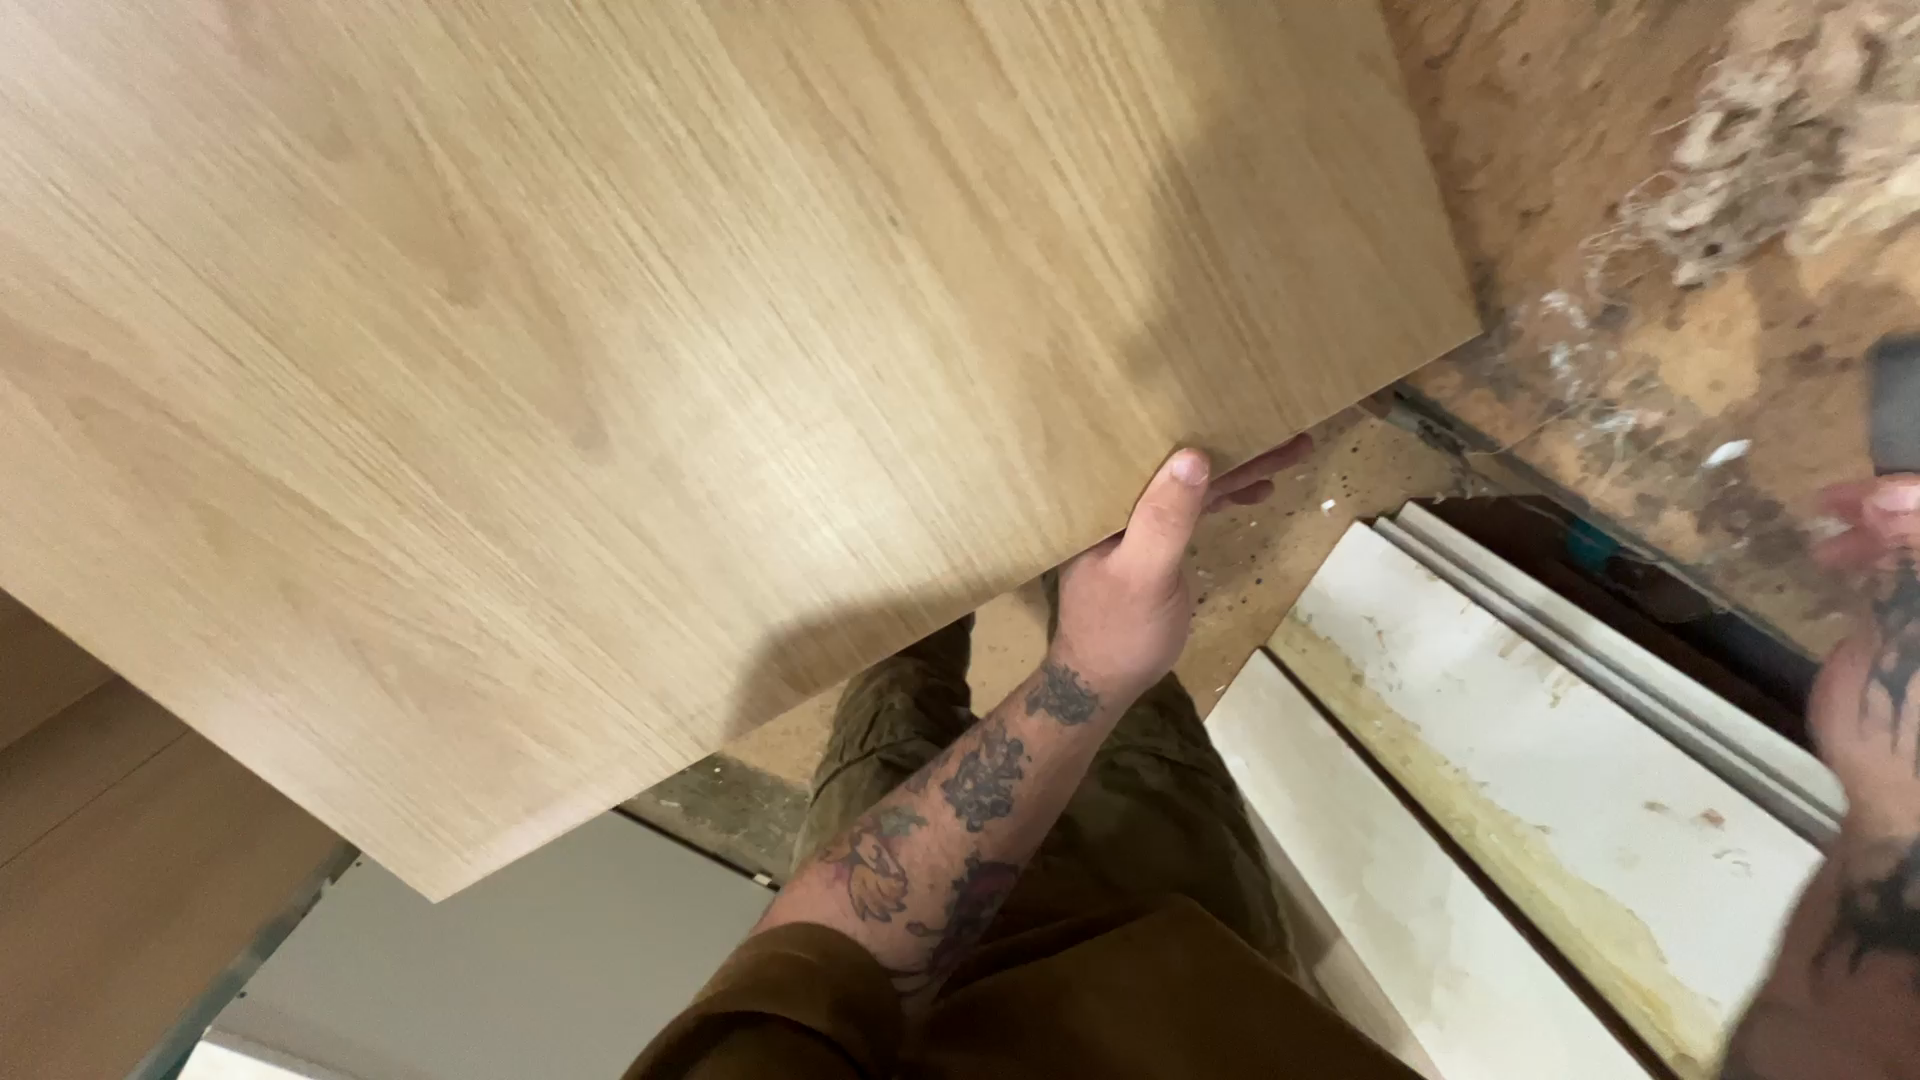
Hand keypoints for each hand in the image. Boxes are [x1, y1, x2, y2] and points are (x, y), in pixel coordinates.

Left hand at [1050, 437, 1312, 706]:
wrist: (1106, 681)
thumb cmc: (1118, 631)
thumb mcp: (1143, 574)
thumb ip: (1164, 520)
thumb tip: (1192, 455)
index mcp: (1102, 502)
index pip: (1149, 451)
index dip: (1191, 423)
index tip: (1237, 399)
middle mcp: (1117, 503)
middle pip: (1178, 464)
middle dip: (1229, 443)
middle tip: (1284, 418)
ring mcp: (1139, 523)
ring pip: (1192, 485)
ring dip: (1237, 469)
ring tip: (1291, 445)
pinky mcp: (1157, 543)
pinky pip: (1195, 510)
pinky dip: (1225, 499)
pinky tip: (1259, 488)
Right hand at [1811, 477, 1919, 836]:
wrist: (1910, 786)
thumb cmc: (1909, 711)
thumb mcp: (1913, 633)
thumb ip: (1917, 558)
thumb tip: (1890, 495)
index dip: (1918, 496)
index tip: (1863, 493)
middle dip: (1899, 508)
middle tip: (1832, 507)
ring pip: (1919, 547)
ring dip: (1885, 532)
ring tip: (1830, 544)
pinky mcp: (1917, 628)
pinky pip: (1904, 575)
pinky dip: (1881, 557)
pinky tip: (1849, 563)